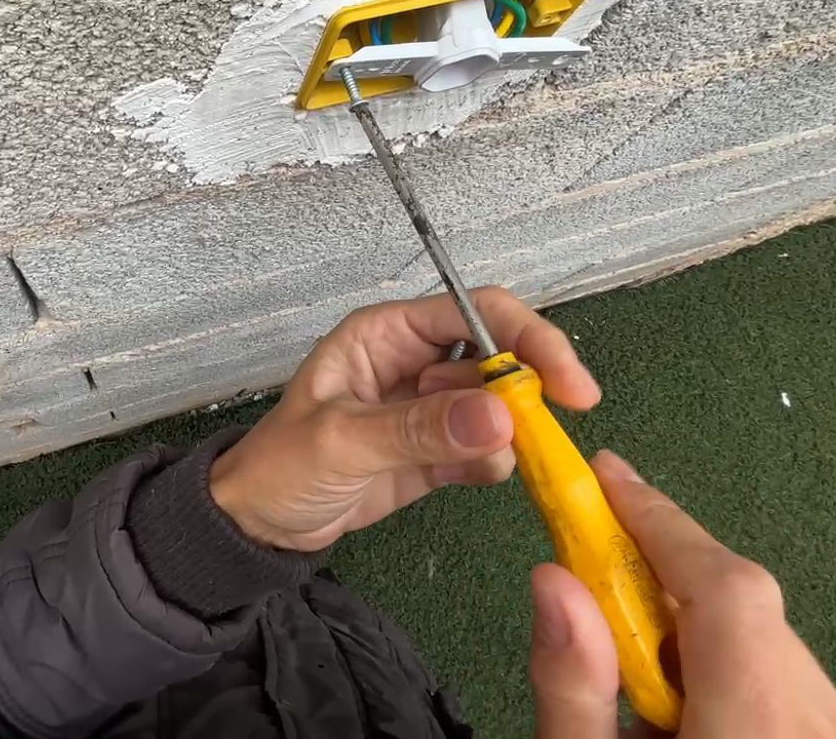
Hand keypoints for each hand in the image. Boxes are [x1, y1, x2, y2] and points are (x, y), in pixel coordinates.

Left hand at [208, 286, 600, 552]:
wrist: (264, 523)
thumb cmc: (282, 464)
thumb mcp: (340, 441)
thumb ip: (416, 429)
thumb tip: (500, 416)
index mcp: (385, 334)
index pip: (472, 312)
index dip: (527, 338)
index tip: (571, 386)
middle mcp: (414, 360)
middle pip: (498, 354)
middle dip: (524, 390)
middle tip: (532, 431)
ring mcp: (430, 407)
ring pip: (500, 403)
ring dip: (510, 431)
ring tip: (461, 459)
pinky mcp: (440, 451)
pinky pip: (490, 448)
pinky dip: (496, 462)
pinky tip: (466, 474)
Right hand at [528, 451, 835, 737]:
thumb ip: (572, 686)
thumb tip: (553, 578)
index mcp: (764, 728)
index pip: (727, 588)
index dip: (660, 520)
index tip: (600, 473)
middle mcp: (829, 728)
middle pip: (746, 607)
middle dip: (659, 571)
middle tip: (586, 562)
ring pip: (767, 639)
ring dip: (688, 620)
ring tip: (628, 657)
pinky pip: (789, 678)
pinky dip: (725, 661)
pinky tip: (681, 699)